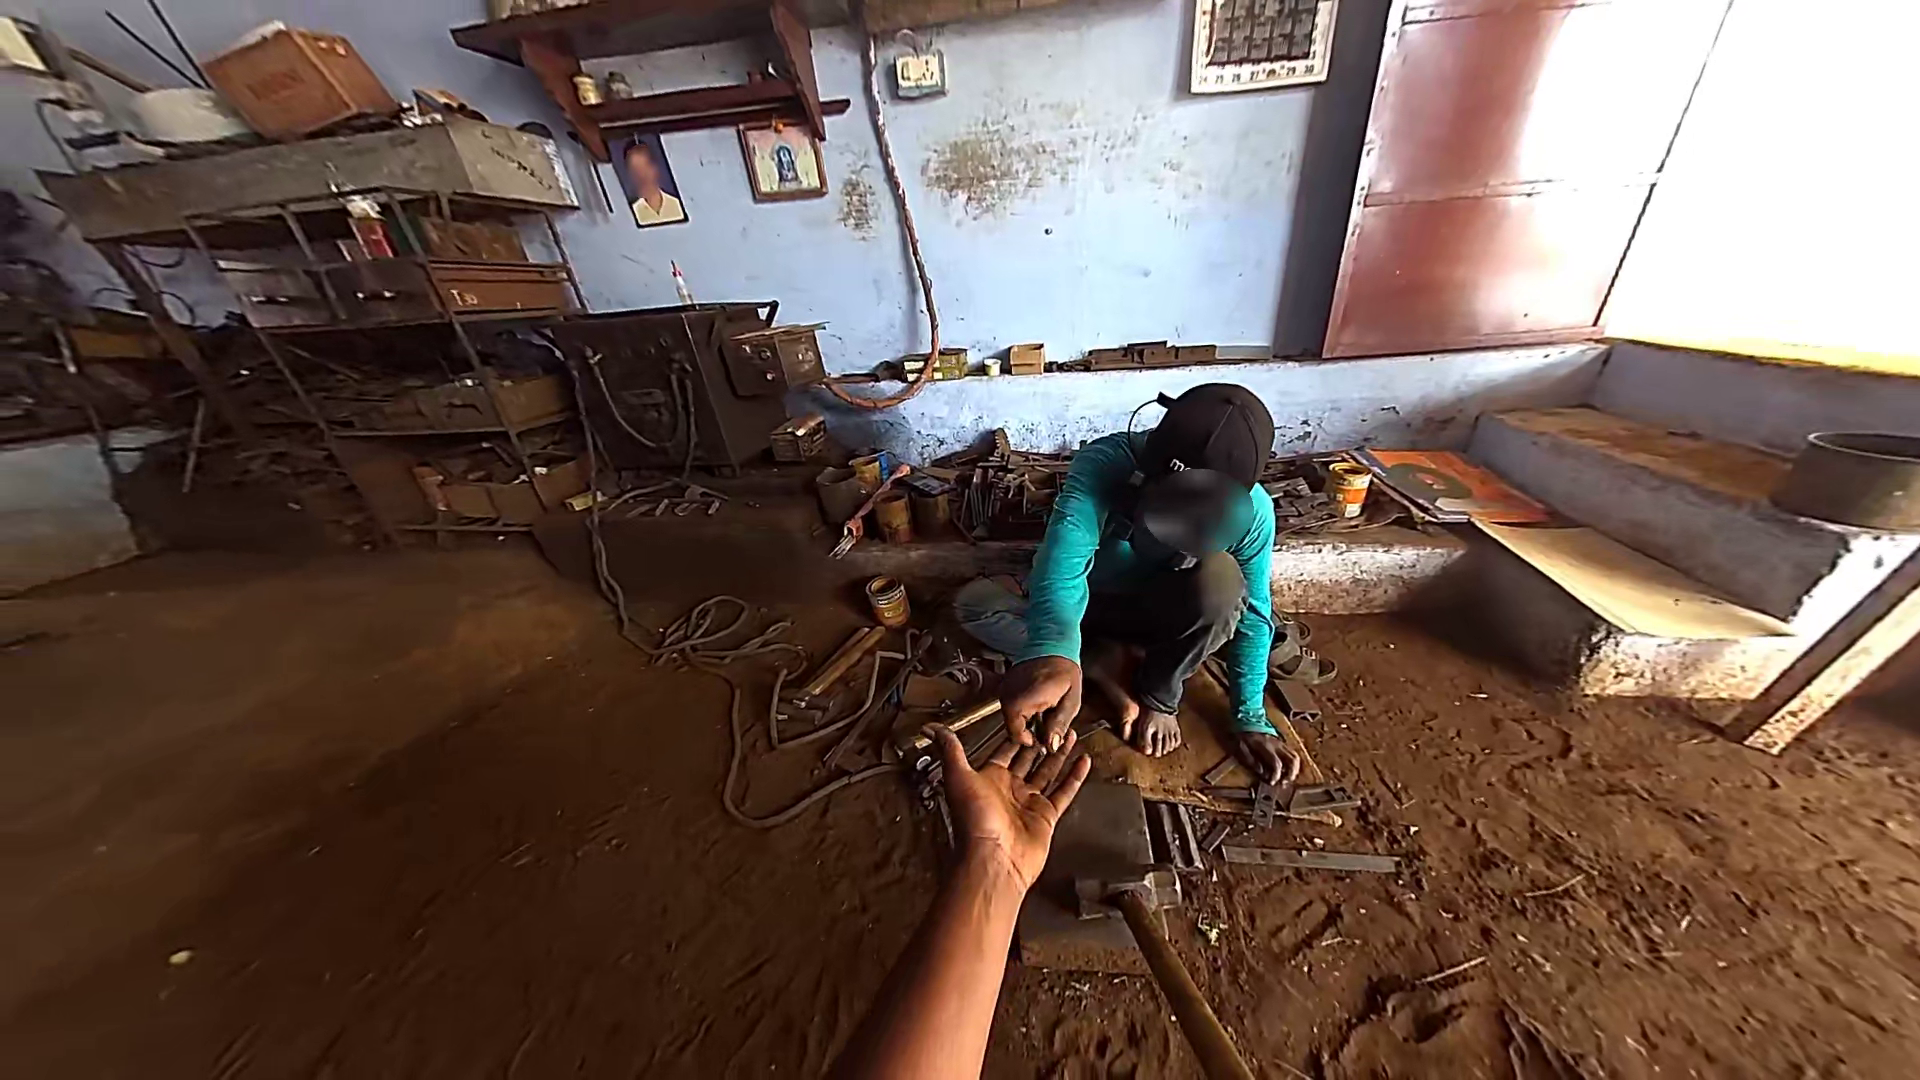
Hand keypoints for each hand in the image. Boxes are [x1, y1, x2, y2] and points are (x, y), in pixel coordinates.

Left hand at [927, 724, 1091, 892]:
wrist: (993, 860)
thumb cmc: (973, 821)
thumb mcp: (958, 776)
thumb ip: (950, 750)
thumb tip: (932, 728)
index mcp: (990, 778)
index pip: (1005, 750)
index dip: (1016, 733)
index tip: (1027, 716)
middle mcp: (1010, 788)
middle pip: (1029, 759)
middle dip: (1040, 741)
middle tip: (1053, 721)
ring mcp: (1029, 802)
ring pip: (1048, 771)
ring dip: (1059, 753)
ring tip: (1070, 733)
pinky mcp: (1047, 816)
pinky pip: (1064, 792)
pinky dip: (1075, 776)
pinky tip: (1084, 761)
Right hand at [998, 656, 1082, 750]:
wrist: (1053, 642)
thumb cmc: (1063, 668)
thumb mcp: (1069, 701)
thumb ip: (1059, 725)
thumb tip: (1051, 745)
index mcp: (1020, 703)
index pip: (1016, 736)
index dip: (1032, 741)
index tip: (1044, 738)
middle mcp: (1007, 697)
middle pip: (1014, 727)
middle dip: (1031, 729)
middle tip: (1049, 723)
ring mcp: (1005, 689)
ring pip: (1013, 716)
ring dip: (1028, 718)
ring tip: (1046, 709)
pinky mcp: (1007, 683)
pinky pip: (1013, 703)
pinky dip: (1024, 706)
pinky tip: (1039, 700)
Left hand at [1234, 730, 1299, 786]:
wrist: (1246, 717)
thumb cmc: (1241, 732)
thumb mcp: (1239, 746)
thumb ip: (1250, 760)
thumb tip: (1261, 772)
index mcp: (1265, 746)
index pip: (1276, 763)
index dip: (1276, 776)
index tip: (1272, 782)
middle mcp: (1276, 744)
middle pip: (1292, 760)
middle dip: (1291, 774)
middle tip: (1284, 782)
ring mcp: (1280, 742)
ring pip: (1295, 756)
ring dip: (1294, 769)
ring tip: (1287, 777)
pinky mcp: (1280, 741)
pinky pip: (1291, 752)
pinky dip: (1292, 762)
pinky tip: (1286, 767)